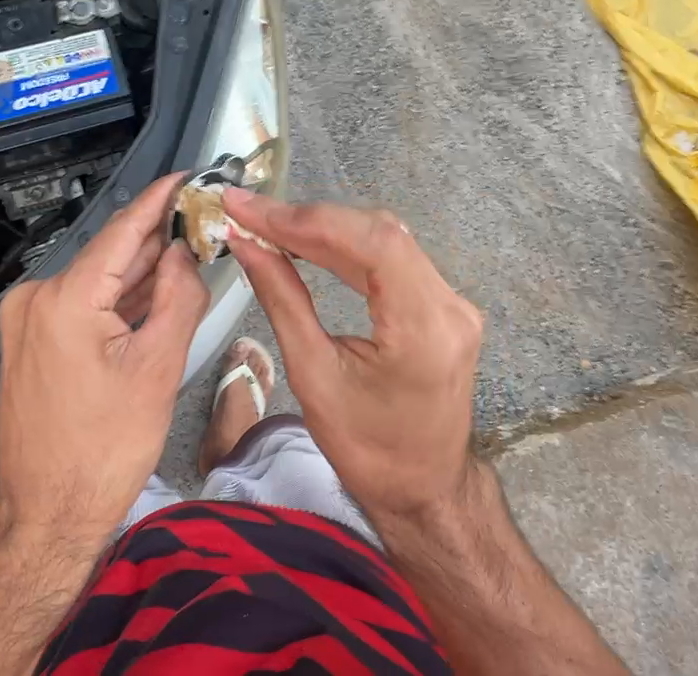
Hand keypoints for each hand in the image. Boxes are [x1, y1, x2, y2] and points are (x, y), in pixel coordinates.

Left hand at [0, 174, 209, 544]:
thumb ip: (178, 297)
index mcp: (64, 300)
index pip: (121, 231)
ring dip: (140, 272)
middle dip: (157, 240)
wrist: (49, 512)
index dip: (159, 200)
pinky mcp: (33, 341)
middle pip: (110, 256)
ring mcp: (30, 322)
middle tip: (199, 220)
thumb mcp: (158, 368)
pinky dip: (119, 301)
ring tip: (186, 252)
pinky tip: (152, 292)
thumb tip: (185, 254)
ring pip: (98, 282)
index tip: (184, 177)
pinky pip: (84, 306)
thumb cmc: (99, 454)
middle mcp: (36, 301)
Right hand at [222, 189, 483, 520]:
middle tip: (247, 213)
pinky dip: (343, 246)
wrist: (425, 489)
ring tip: (266, 224)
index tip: (248, 208)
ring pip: (383, 239)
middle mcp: (449, 304)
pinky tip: (304, 242)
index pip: (371, 242)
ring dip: (323, 228)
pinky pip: (391, 258)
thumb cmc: (367, 450)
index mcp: (425, 329)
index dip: (306, 217)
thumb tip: (245, 243)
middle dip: (307, 219)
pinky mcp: (442, 304)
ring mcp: (452, 302)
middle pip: (377, 233)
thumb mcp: (314, 377)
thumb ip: (282, 300)